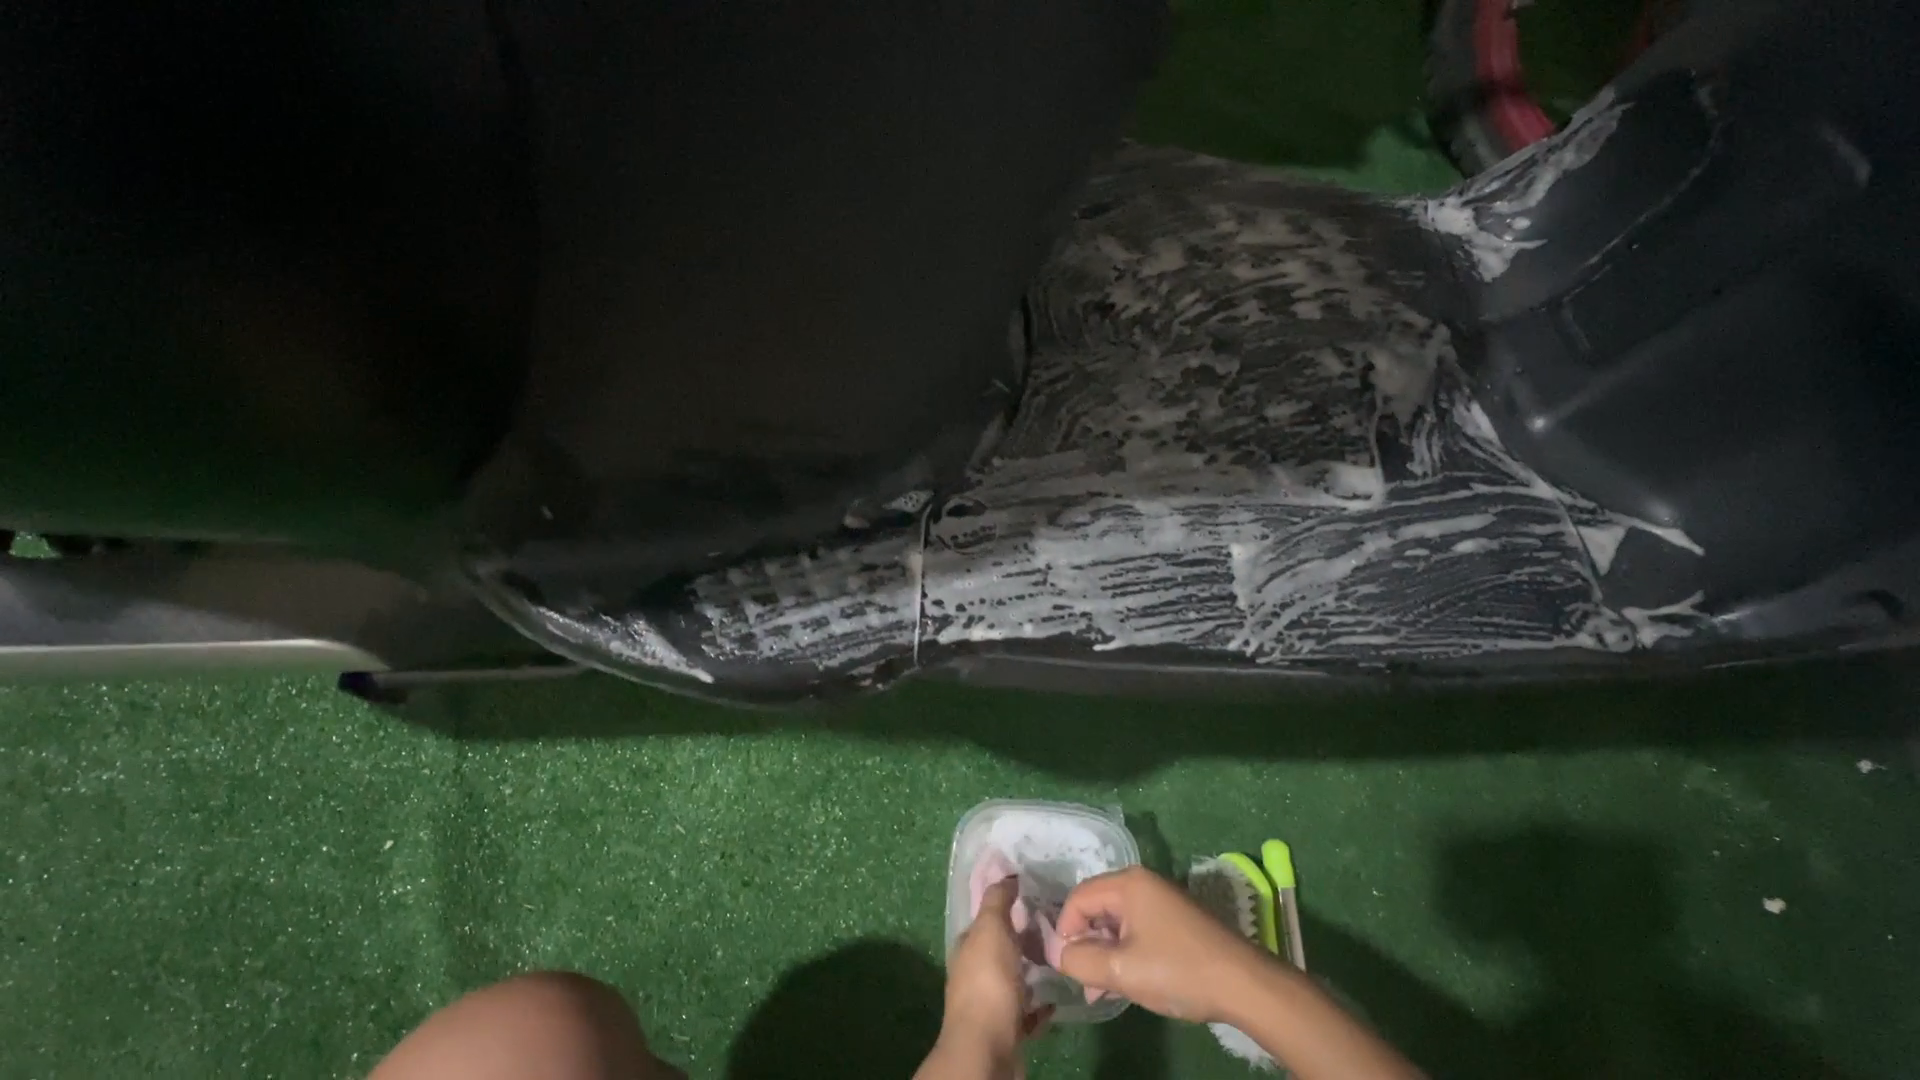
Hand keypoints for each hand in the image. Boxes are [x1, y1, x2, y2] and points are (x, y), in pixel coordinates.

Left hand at [941, 879, 1051, 1059]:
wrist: (987, 1048)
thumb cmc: (988, 983)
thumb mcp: (990, 929)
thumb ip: (997, 902)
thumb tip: (1006, 875)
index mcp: (969, 947)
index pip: (987, 919)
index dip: (1008, 906)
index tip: (1036, 895)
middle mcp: (975, 973)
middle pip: (1002, 949)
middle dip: (1025, 938)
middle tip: (1058, 927)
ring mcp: (990, 1003)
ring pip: (1015, 979)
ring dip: (1033, 970)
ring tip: (1061, 958)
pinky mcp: (1008, 1029)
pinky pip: (1027, 1013)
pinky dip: (1040, 1004)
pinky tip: (1057, 998)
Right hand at [1054, 866, 1264, 1023]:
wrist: (1243, 984)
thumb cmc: (1178, 970)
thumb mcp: (1121, 971)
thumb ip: (1080, 960)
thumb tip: (1057, 952)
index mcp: (1128, 884)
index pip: (1077, 898)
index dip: (1065, 931)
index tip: (1069, 966)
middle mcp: (1143, 883)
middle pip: (1096, 907)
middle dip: (1085, 944)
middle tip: (1086, 981)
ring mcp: (1161, 900)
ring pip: (1115, 921)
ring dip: (1105, 953)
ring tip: (1103, 991)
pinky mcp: (1174, 920)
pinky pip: (1135, 929)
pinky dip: (1125, 952)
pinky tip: (1127, 982)